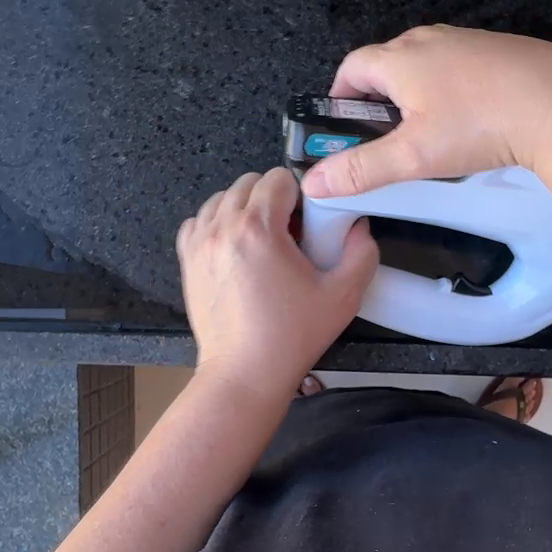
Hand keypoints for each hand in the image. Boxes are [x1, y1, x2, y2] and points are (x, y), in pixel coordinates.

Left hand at [177, 168, 378, 397]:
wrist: (245, 373)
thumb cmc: (288, 339)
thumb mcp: (343, 297)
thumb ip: (361, 253)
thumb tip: (359, 229)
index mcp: (259, 229)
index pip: (278, 178)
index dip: (300, 195)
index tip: (307, 222)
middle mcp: (223, 229)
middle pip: (248, 183)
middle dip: (273, 200)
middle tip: (290, 234)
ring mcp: (201, 245)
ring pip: (222, 199)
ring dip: (245, 210)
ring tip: (264, 242)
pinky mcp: (189, 263)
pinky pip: (199, 222)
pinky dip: (217, 225)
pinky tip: (236, 248)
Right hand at [301, 25, 551, 198]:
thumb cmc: (479, 124)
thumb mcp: (410, 156)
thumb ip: (360, 170)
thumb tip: (316, 182)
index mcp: (400, 58)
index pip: (350, 68)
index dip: (338, 99)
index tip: (339, 131)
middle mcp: (429, 41)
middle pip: (385, 67)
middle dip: (374, 104)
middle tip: (379, 144)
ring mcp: (465, 45)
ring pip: (422, 70)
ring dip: (411, 101)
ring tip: (422, 141)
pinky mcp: (495, 56)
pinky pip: (455, 73)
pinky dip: (446, 98)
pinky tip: (463, 128)